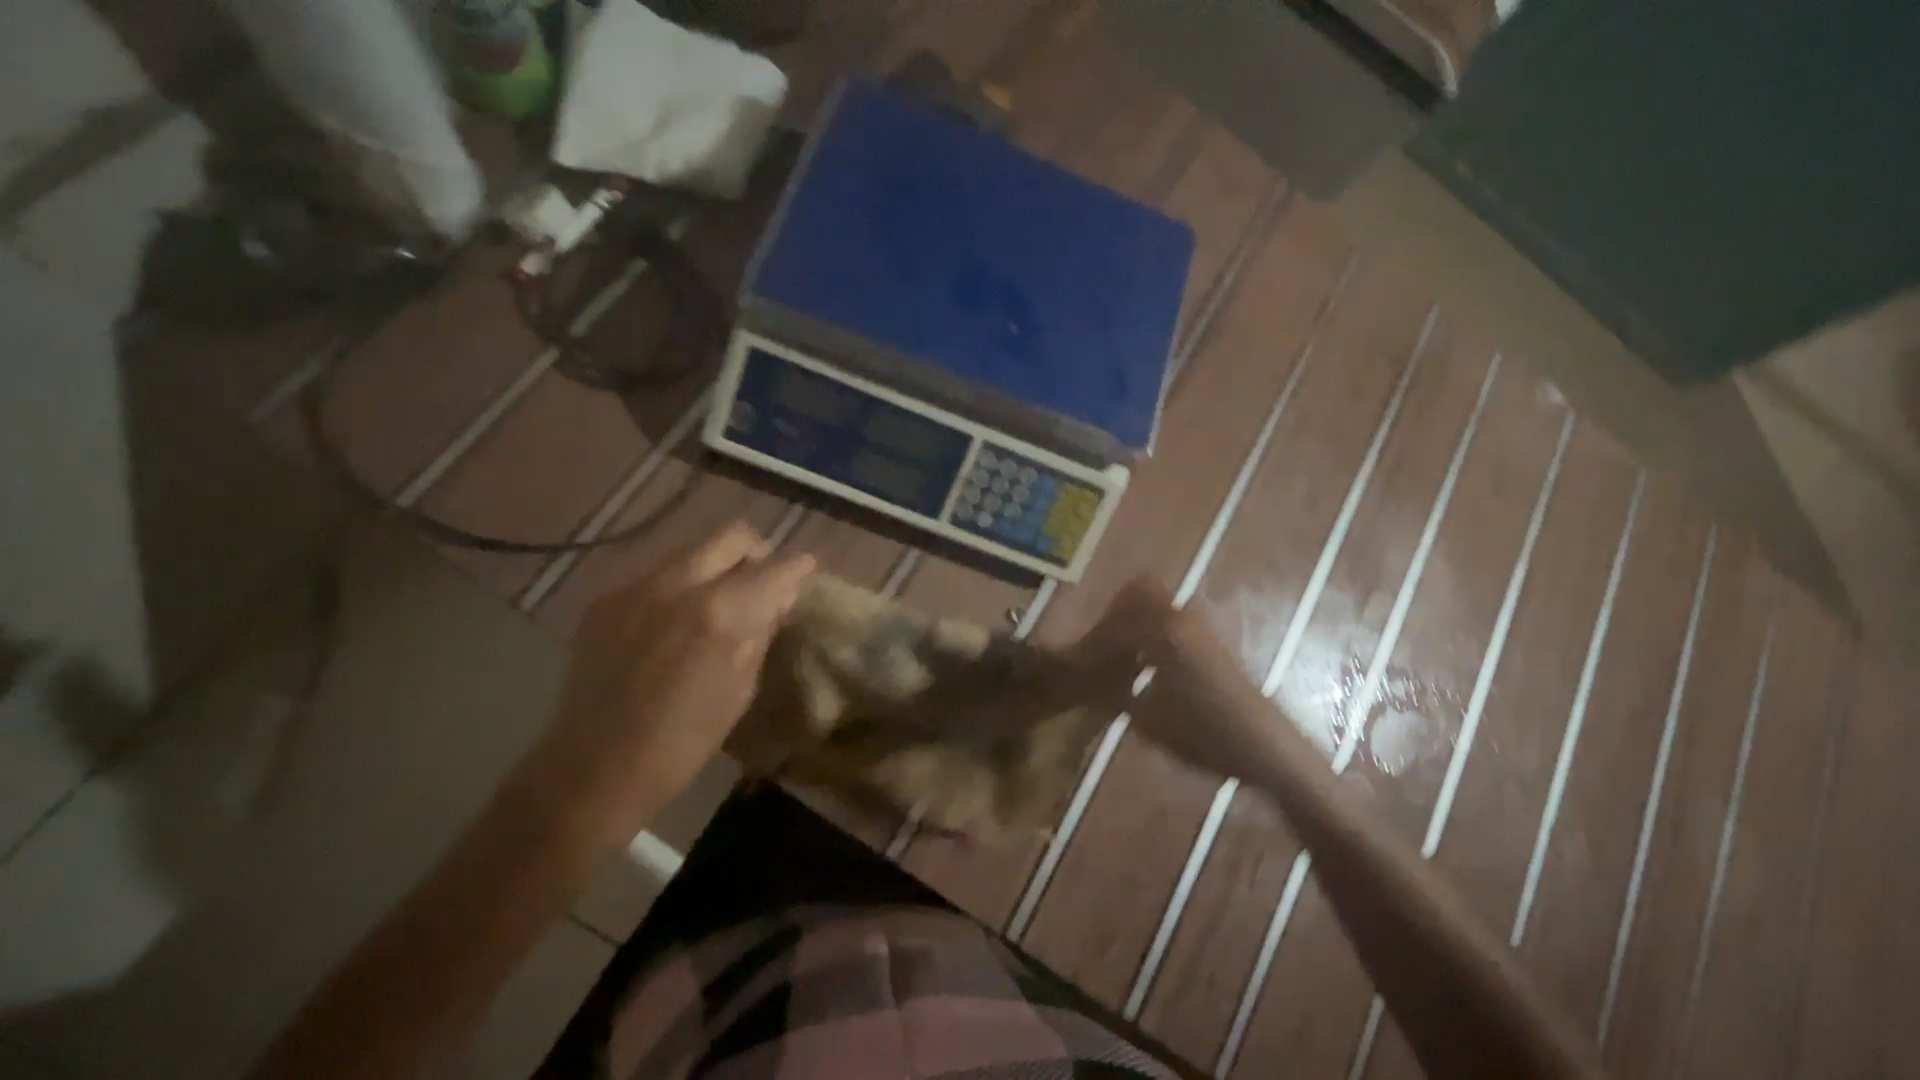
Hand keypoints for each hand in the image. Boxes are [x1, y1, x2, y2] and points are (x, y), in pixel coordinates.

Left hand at [535, 523, 814, 833]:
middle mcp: (677, 584)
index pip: (773, 570)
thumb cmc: (683, 742)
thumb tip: (778, 598)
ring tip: (718, 601)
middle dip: (756, 552)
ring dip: (714, 567)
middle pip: (730, 537)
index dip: (796, 568)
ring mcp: (635, 588)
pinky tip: (673, 624)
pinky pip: (655, 578)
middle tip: (762, 579)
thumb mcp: (740, 691)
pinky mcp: (605, 600)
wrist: (595, 767)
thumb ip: (761, 633)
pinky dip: (677, 589)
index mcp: (719, 612)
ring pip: (690, 552)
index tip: (805, 568)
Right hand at [1077, 579, 1311, 783]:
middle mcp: (1185, 618)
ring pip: (1162, 608)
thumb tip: (1093, 680)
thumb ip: (1118, 692)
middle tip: (1102, 648)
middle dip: (1119, 614)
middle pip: (1143, 592)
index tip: (1082, 656)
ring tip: (1123, 661)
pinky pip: (1178, 625)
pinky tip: (1152, 674)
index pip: (1119, 611)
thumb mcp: (1147, 719)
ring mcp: (1205, 629)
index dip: (1098, 632)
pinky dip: (1159, 637)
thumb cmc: (1202, 734)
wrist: (1265, 748)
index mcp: (1164, 630)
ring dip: (1141, 624)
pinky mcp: (1218, 645)